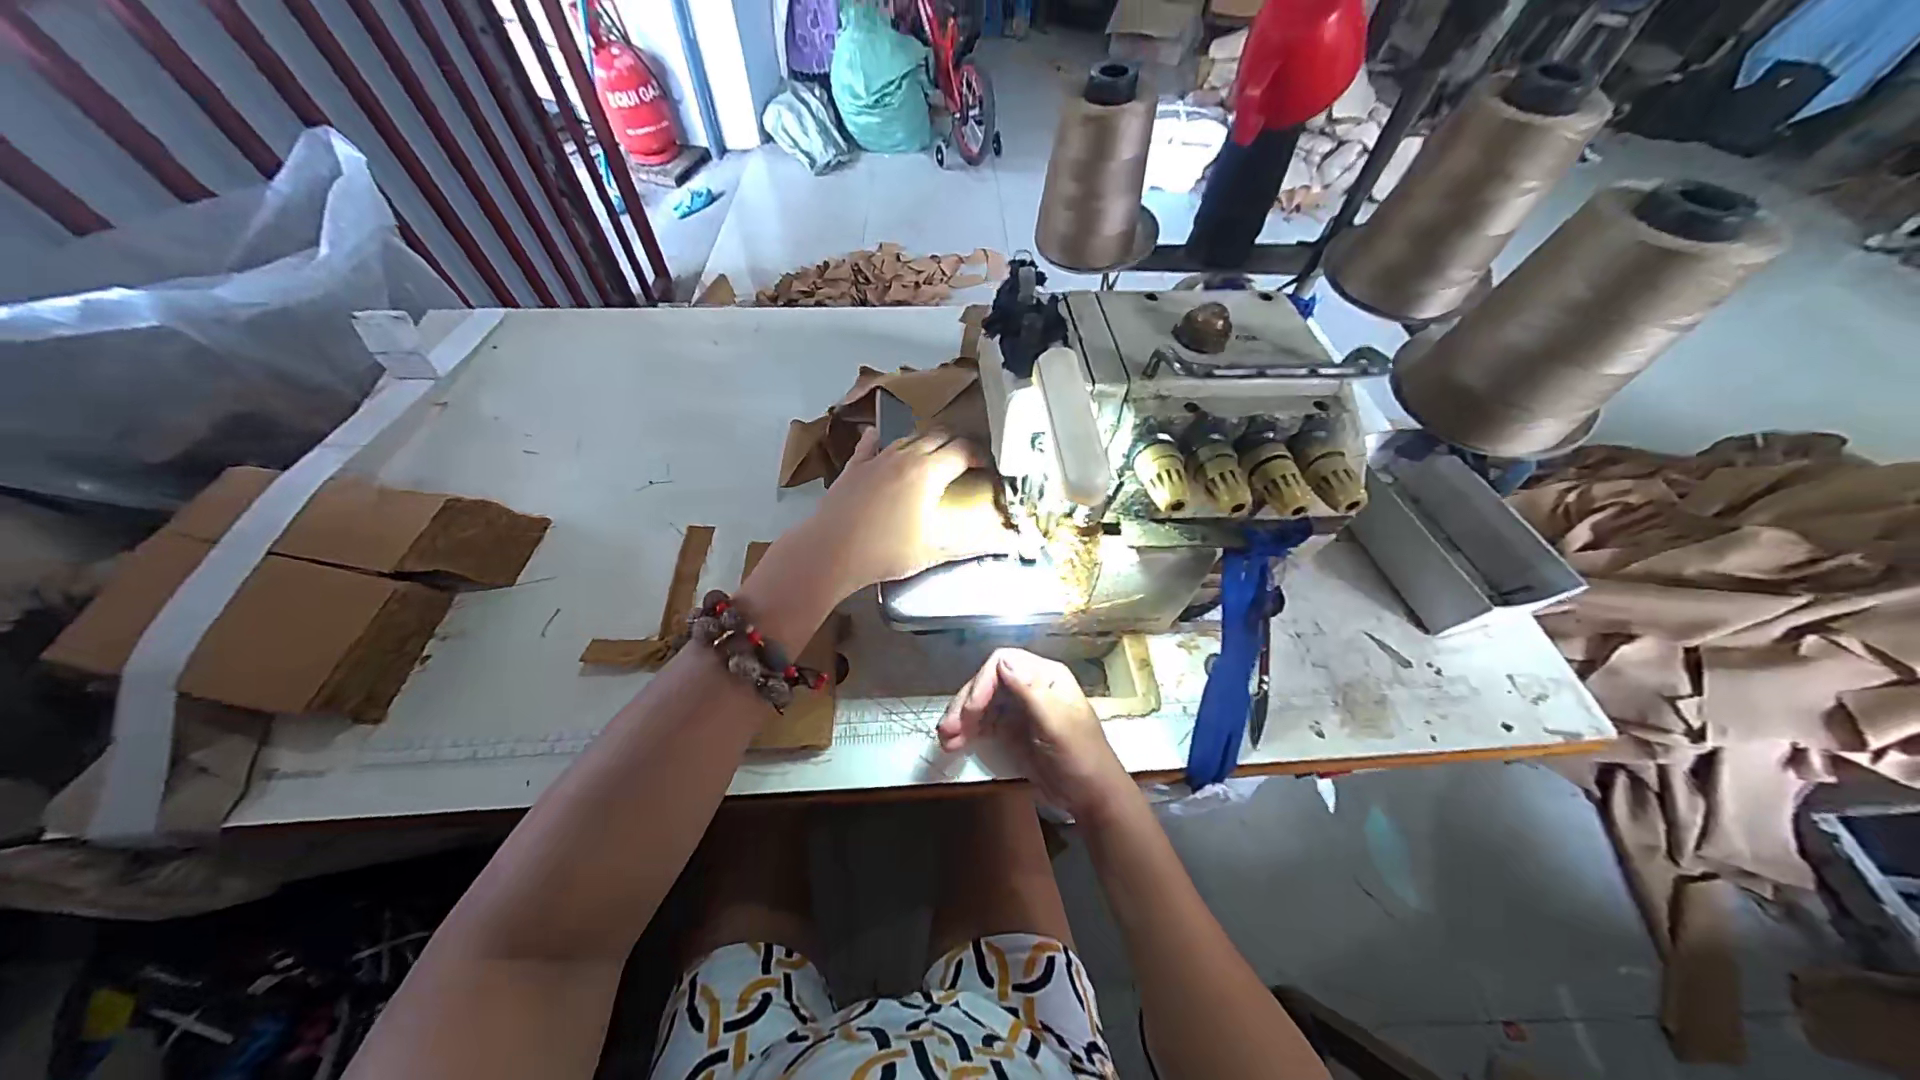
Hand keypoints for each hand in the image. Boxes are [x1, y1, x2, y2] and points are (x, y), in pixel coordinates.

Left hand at [806, 427, 1014, 597]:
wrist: (830, 551)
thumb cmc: (885, 553)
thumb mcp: (933, 552)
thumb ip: (971, 543)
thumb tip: (1007, 543)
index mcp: (928, 472)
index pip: (963, 450)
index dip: (980, 455)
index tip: (988, 466)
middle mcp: (905, 456)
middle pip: (938, 435)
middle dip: (957, 443)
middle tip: (967, 459)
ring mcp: (876, 458)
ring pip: (909, 437)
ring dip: (927, 441)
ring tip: (935, 455)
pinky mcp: (854, 466)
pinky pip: (872, 443)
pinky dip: (884, 439)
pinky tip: (883, 438)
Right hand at [937, 648, 1137, 825]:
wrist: (1092, 798)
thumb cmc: (1081, 757)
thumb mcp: (1057, 724)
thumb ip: (1030, 692)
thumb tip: (1002, 660)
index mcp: (1046, 676)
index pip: (1005, 663)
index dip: (983, 682)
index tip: (971, 710)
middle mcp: (1031, 686)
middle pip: (988, 683)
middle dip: (966, 704)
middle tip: (947, 730)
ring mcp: (1020, 708)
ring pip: (981, 703)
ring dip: (961, 719)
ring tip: (946, 740)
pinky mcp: (1012, 731)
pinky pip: (984, 724)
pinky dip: (967, 732)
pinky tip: (954, 744)